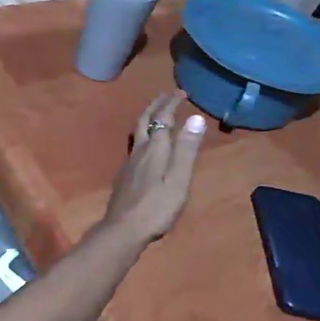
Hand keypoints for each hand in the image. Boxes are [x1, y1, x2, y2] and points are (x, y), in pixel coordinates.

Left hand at [103, 92, 207, 243]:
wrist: (124, 228)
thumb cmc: (157, 206)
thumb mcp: (179, 178)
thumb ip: (187, 149)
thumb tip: (195, 117)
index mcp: (155, 148)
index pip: (162, 117)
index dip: (171, 103)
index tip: (181, 91)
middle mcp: (140, 150)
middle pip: (145, 120)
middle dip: (156, 105)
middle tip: (166, 95)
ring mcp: (129, 162)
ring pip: (137, 132)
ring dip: (147, 117)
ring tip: (156, 114)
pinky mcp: (125, 175)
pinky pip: (135, 145)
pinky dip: (143, 135)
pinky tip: (146, 146)